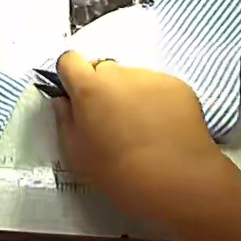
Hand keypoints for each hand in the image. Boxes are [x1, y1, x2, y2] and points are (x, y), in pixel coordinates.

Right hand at [52, 51, 240, 224]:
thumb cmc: (118, 172)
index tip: (77, 97)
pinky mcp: (177, 85)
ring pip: (132, 79)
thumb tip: (63, 100)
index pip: (70, 60)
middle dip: (103, 88)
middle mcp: (119, 74)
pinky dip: (156, 101)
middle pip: (103, 70)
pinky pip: (158, 87)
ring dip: (131, 95)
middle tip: (111, 120)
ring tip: (142, 129)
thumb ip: (65, 120)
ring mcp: (151, 77)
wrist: (177, 181)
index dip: (71, 76)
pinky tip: (163, 129)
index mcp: (89, 88)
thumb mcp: (77, 154)